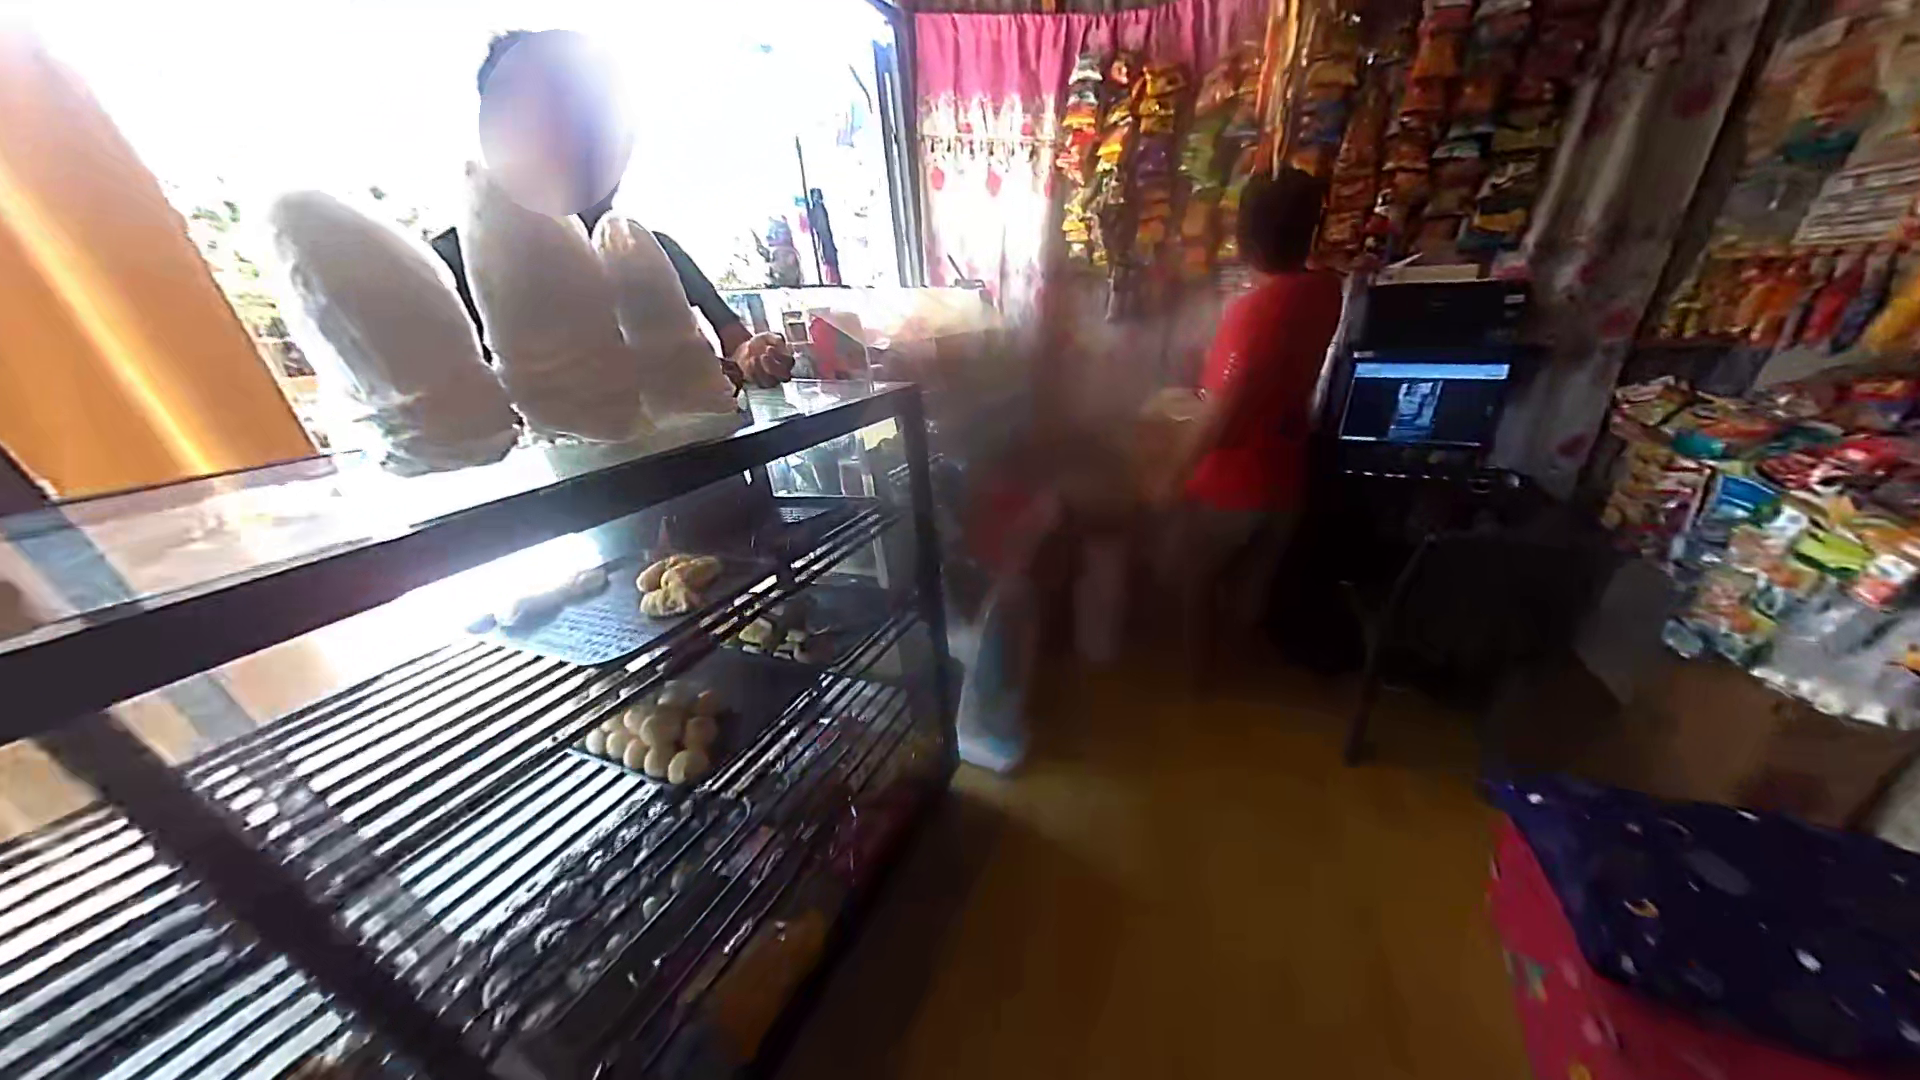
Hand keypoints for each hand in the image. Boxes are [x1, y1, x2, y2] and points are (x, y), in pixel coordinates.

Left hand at [729, 332, 794, 388]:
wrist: (746, 350)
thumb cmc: (760, 343)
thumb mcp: (768, 337)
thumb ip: (776, 338)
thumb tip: (781, 342)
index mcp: (787, 360)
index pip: (789, 362)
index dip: (780, 356)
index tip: (769, 347)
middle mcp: (783, 372)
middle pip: (784, 376)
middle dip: (773, 366)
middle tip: (763, 355)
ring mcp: (773, 380)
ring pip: (772, 382)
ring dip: (762, 370)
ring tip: (754, 358)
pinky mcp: (761, 383)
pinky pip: (759, 383)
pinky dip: (754, 373)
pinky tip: (750, 363)